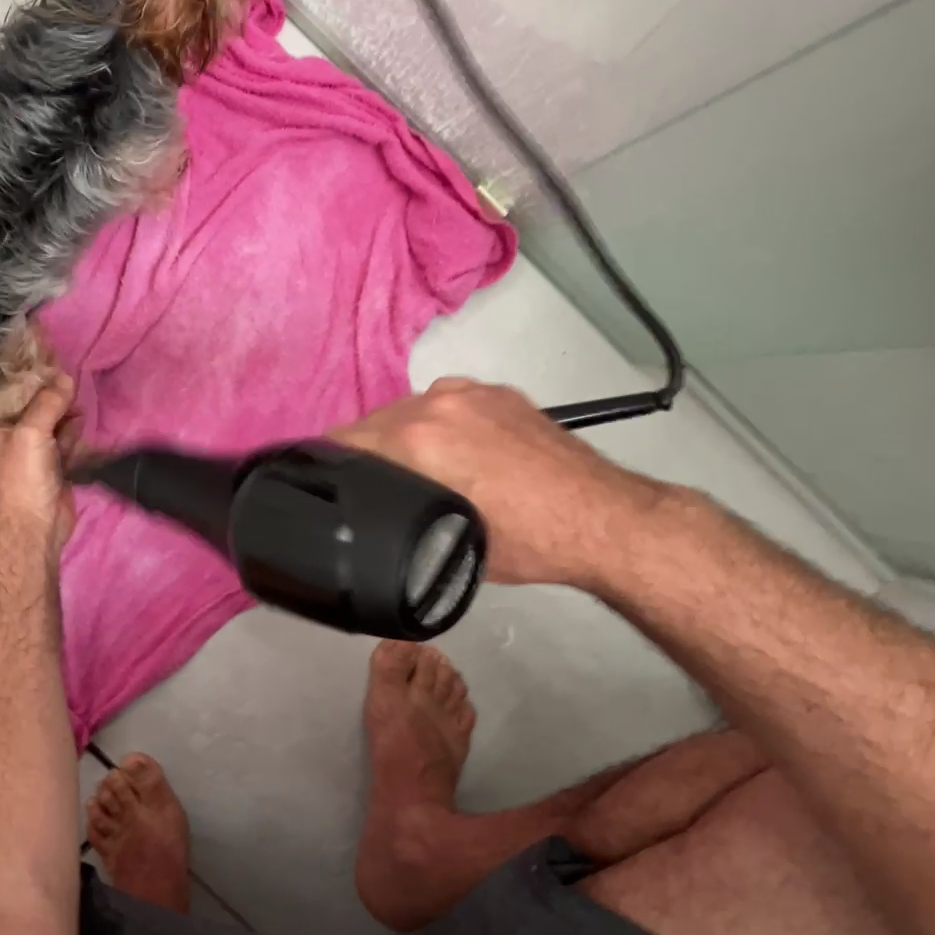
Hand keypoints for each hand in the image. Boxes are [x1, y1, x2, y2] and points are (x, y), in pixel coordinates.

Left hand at [0, 375, 80, 558]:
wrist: (37, 527)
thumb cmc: (23, 478)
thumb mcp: (32, 433)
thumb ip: (49, 402)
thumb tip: (67, 377)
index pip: (12, 393)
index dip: (32, 378)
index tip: (53, 361)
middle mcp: (10, 436)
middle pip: (36, 405)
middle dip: (53, 398)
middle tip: (70, 389)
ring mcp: (32, 451)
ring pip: (54, 421)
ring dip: (66, 418)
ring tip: (75, 418)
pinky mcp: (52, 464)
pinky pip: (64, 440)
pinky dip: (72, 436)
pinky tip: (76, 439)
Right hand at [328, 378, 674, 587]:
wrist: (607, 521)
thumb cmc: (525, 542)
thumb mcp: (445, 542)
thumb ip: (398, 517)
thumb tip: (369, 518)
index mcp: (416, 438)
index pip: (342, 439)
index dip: (328, 465)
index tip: (328, 487)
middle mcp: (436, 403)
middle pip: (373, 421)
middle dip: (366, 451)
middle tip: (375, 488)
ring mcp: (472, 392)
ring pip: (410, 408)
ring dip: (402, 434)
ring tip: (417, 469)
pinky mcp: (500, 393)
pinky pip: (446, 401)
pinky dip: (438, 422)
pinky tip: (454, 450)